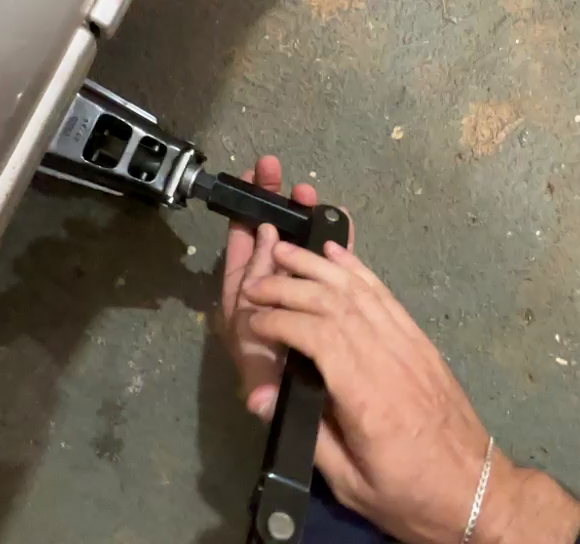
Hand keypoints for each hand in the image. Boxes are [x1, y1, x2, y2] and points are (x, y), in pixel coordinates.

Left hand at [217, 155, 317, 418]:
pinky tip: (335, 215)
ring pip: (290, 242)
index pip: (244, 270)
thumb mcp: (268, 391)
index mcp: (244, 311)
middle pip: (263, 240)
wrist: (319, 409)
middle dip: (266, 204)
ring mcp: (291, 287)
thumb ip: (264, 391)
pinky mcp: (317, 290)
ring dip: (295, 212)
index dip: (250, 243)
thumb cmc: (285, 393)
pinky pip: (319, 258)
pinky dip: (326, 237)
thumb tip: (258, 400)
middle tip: (268, 169)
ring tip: (303, 185)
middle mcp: (265, 292)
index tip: (264, 221)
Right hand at [243, 241, 579, 543]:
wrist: (477, 492)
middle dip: (289, 286)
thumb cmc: (410, 495)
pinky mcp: (418, 338)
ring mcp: (407, 342)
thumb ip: (309, 435)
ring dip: (318, 265)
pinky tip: (336, 252)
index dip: (281, 320)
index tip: (253, 321)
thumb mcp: (352, 485)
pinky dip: (357, 268)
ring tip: (285, 251)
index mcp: (367, 397)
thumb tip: (261, 397)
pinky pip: (384, 293)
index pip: (318, 336)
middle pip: (333, 303)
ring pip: (358, 289)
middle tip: (256, 283)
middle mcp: (387, 357)